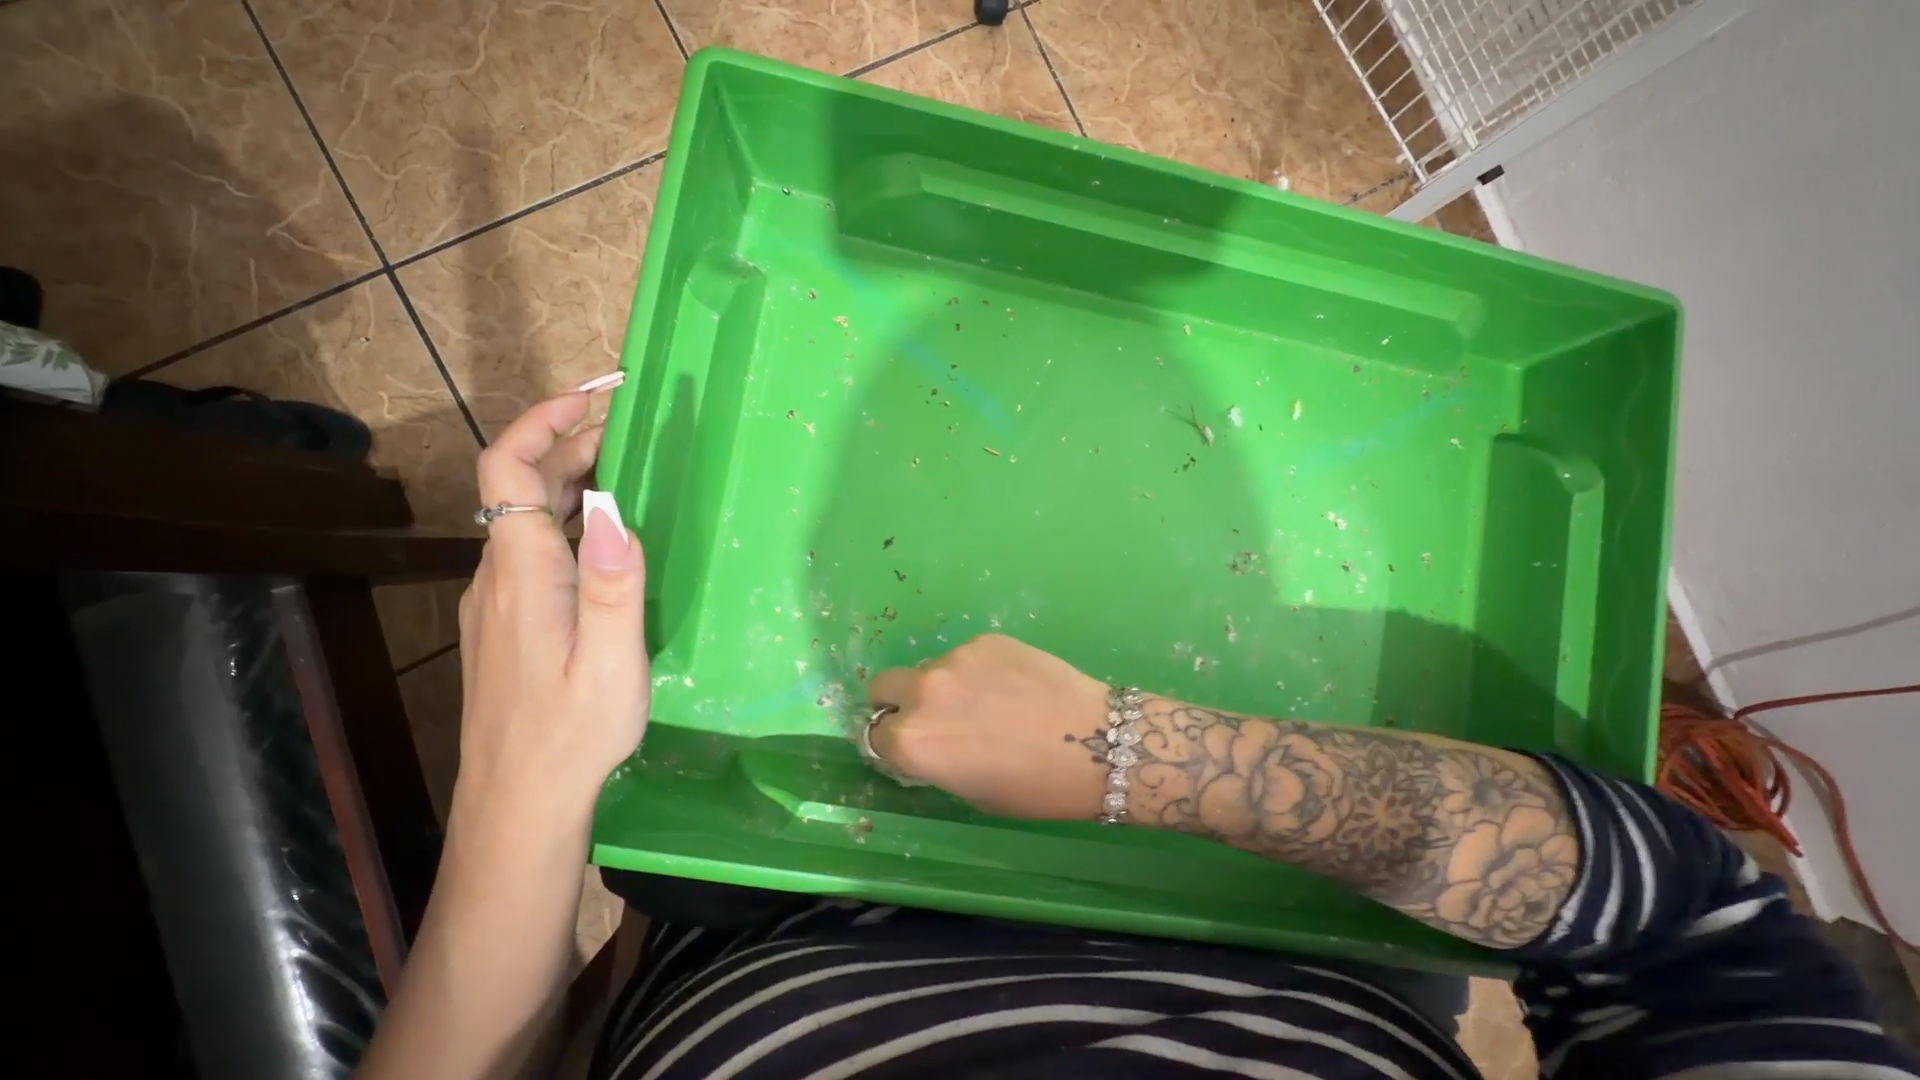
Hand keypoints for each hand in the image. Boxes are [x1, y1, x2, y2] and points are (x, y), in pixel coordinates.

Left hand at [456, 392, 648, 821]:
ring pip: (524, 517)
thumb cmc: (571, 734)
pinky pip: (531, 548)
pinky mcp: (505, 623)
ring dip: (570, 481)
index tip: (594, 398)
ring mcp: (496, 601)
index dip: (542, 420)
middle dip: (570, 443)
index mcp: (523, 574)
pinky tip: (606, 540)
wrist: (518, 803)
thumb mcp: (610, 664)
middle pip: (518, 484)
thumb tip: (615, 507)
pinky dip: (566, 520)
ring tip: (629, 472)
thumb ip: (614, 586)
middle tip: (632, 430)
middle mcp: (498, 576)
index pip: (508, 467)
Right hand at [865, 635, 1111, 818]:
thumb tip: (924, 743)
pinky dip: (976, 671)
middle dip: (897, 703)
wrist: (1097, 744)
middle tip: (935, 720)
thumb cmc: (1033, 787)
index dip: (891, 744)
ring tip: (989, 704)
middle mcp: (922, 692)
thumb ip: (932, 761)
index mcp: (911, 740)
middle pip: (884, 687)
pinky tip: (1012, 688)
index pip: (874, 735)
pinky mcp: (986, 639)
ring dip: (943, 686)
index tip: (911, 748)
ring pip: (929, 670)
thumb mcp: (969, 792)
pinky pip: (965, 656)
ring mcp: (954, 659)